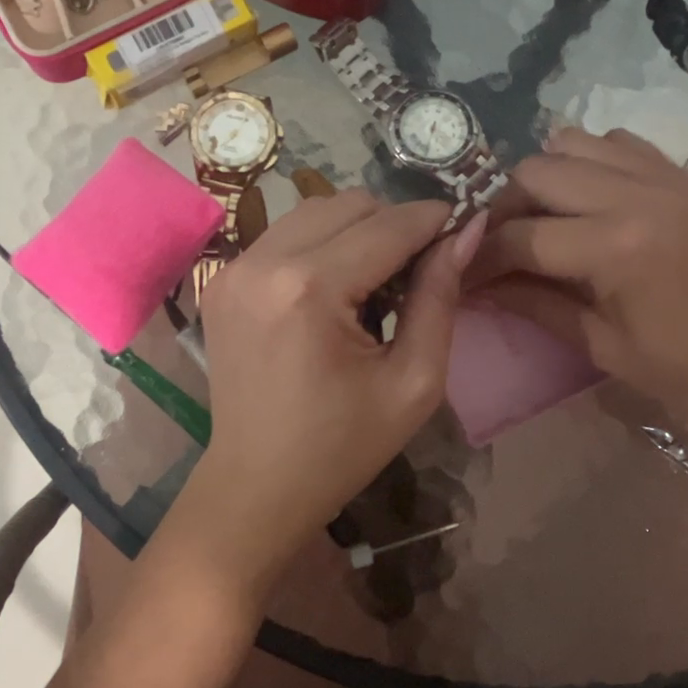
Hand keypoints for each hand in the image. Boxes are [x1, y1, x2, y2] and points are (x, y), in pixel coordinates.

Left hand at [188, 190, 483, 583]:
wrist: (257, 484)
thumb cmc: (343, 446)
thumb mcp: (413, 381)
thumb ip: (440, 297)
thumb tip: (465, 232)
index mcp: (310, 288)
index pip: (389, 224)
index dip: (434, 221)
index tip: (464, 229)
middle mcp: (263, 262)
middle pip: (348, 204)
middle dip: (393, 225)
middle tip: (416, 272)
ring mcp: (233, 268)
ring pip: (313, 211)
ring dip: (355, 231)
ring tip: (374, 284)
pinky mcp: (222, 280)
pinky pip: (284, 236)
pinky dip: (319, 246)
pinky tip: (334, 291)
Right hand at [470, 127, 687, 431]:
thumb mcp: (602, 346)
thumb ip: (535, 305)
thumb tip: (475, 287)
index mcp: (615, 247)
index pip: (520, 236)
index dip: (481, 257)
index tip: (463, 275)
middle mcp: (634, 195)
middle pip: (535, 174)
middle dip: (504, 209)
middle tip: (500, 246)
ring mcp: (660, 176)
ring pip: (570, 144)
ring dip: (542, 178)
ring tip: (541, 218)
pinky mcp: (679, 173)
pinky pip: (615, 142)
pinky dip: (587, 161)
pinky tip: (587, 199)